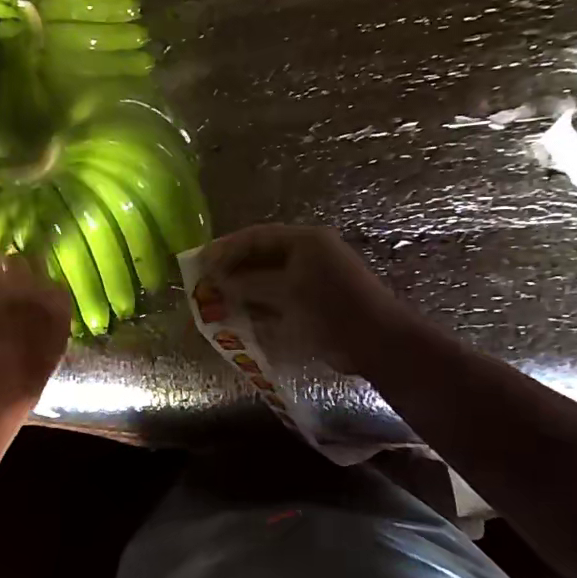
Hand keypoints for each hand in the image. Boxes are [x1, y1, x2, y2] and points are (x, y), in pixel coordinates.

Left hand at [0, 248, 71, 397]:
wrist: (13, 369)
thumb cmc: (37, 365)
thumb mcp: (57, 344)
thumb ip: (55, 325)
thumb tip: (50, 321)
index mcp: (63, 304)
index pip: (59, 284)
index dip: (48, 284)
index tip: (42, 286)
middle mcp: (46, 287)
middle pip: (40, 264)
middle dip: (31, 263)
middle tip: (22, 264)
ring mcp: (21, 283)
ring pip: (16, 258)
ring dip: (10, 260)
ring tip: (3, 259)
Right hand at [200, 224, 416, 375]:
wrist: (375, 341)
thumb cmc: (331, 308)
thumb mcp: (287, 291)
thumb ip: (250, 283)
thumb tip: (218, 279)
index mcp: (305, 241)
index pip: (257, 236)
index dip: (227, 248)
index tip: (201, 263)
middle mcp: (308, 254)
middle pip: (262, 256)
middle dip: (233, 270)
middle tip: (204, 284)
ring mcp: (313, 279)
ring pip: (269, 279)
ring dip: (244, 290)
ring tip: (216, 302)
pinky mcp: (315, 303)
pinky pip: (280, 299)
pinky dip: (260, 306)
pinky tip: (239, 318)